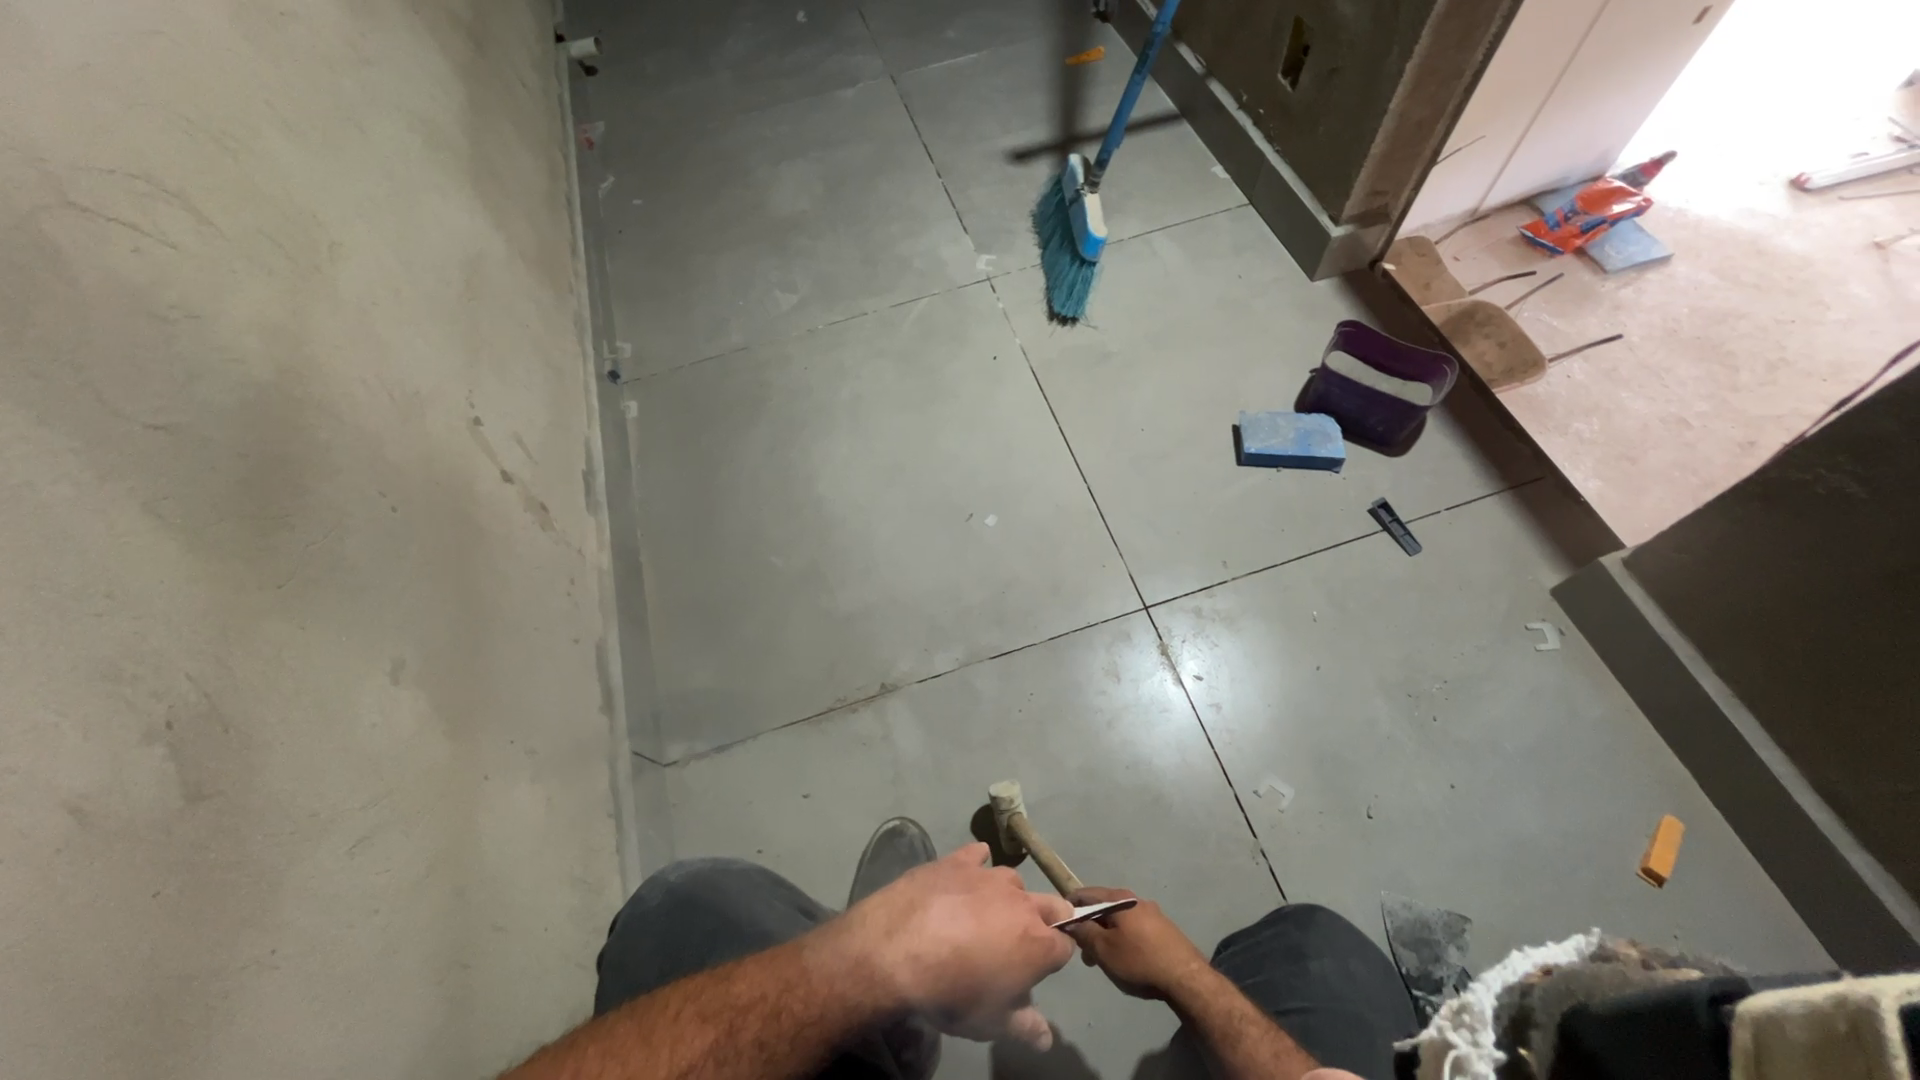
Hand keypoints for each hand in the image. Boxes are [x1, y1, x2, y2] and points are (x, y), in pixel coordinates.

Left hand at [828, 843, 1075, 1046]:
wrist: (897, 950)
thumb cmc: (951, 992)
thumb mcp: (989, 1023)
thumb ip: (1024, 1026)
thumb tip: (1046, 1038)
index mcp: (1037, 943)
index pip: (1064, 946)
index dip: (1052, 958)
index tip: (1035, 970)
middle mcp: (1021, 902)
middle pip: (1052, 905)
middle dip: (1046, 920)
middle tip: (1021, 940)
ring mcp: (989, 877)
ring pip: (1013, 881)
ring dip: (1009, 896)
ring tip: (987, 913)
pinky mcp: (957, 861)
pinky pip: (977, 854)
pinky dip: (977, 862)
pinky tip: (968, 870)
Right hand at [1064, 887, 1209, 1000]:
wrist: (1186, 979)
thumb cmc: (1139, 961)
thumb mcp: (1103, 949)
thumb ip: (1083, 932)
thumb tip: (1068, 919)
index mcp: (1120, 899)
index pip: (1085, 894)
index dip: (1069, 907)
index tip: (1061, 925)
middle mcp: (1135, 899)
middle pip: (1103, 908)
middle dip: (1089, 927)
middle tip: (1084, 953)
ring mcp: (1152, 913)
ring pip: (1119, 920)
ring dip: (1106, 936)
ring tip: (1103, 961)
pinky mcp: (1164, 929)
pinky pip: (1134, 929)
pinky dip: (1123, 939)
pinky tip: (1125, 960)